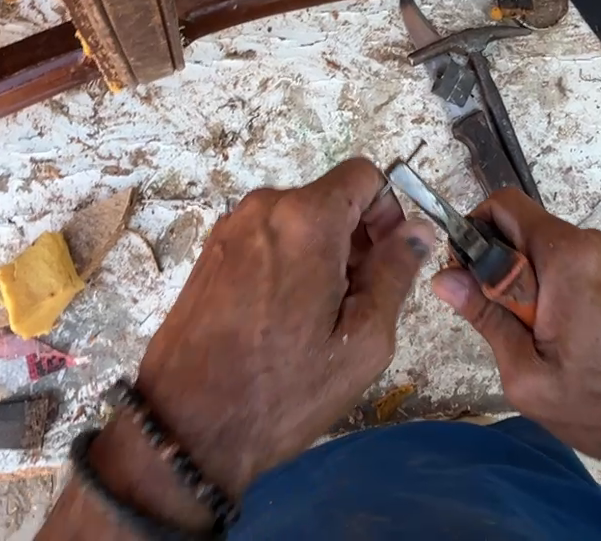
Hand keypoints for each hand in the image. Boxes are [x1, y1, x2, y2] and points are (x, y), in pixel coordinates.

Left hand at [135, 157, 436, 493]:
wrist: (185, 427)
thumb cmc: (282, 388)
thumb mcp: (363, 339)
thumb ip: (395, 272)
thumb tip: (416, 230)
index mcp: (305, 218)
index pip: (364, 174)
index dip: (387, 210)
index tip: (386, 259)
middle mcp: (264, 207)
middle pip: (331, 198)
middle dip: (355, 239)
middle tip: (355, 302)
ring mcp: (231, 227)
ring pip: (299, 219)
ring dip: (322, 253)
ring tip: (316, 319)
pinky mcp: (211, 251)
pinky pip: (268, 236)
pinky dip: (288, 261)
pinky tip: (281, 318)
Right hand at [431, 190, 600, 540]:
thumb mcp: (528, 374)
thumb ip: (486, 317)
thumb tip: (444, 278)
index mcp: (566, 256)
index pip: (504, 204)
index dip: (475, 231)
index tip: (469, 277)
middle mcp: (594, 245)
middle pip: (526, 231)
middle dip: (504, 268)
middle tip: (507, 323)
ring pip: (552, 254)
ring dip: (533, 285)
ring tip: (544, 342)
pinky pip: (580, 270)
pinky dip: (563, 293)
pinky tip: (577, 344)